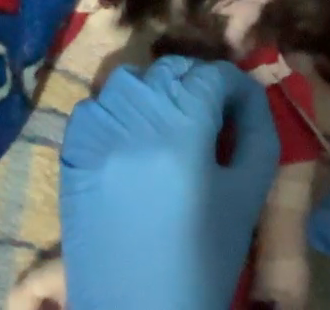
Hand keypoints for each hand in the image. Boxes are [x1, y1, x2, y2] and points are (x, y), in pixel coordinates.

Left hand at [59, 56, 280, 309]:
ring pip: (130, 80)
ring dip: (155, 92)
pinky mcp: (71, 154)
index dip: (236, 87)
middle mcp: (134, 119)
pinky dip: (117, 112)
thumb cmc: (203, 260)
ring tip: (169, 128)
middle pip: (172, 69)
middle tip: (212, 120)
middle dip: (198, 85)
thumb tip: (250, 95)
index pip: (213, 74)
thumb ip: (258, 134)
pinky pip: (96, 107)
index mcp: (182, 130)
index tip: (245, 110)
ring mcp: (96, 134)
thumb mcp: (248, 196)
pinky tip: (133, 144)